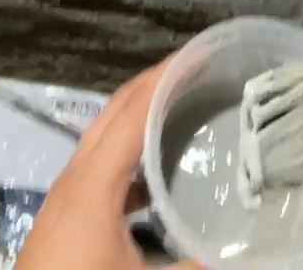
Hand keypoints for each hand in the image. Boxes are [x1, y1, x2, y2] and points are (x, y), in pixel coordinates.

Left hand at [17, 59, 200, 269]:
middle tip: (201, 68)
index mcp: (93, 186)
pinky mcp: (64, 215)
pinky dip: (131, 146)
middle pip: (116, 110)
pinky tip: (159, 165)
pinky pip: (101, 161)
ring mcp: (65, 196)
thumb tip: (237, 258)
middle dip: (156, 81)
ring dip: (142, 110)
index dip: (167, 77)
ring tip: (185, 101)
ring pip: (105, 133)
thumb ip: (191, 268)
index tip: (201, 55)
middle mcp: (75, 179)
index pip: (134, 112)